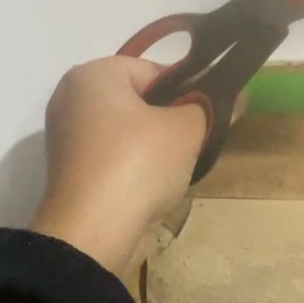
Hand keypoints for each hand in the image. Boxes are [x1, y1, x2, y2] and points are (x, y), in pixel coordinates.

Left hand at [28, 55, 207, 273]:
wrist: (94, 232)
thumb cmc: (138, 164)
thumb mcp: (186, 130)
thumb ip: (212, 108)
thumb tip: (236, 97)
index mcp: (93, 74)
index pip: (154, 70)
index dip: (188, 91)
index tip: (209, 116)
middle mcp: (71, 98)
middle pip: (139, 101)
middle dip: (170, 121)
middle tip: (196, 143)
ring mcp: (66, 138)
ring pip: (126, 133)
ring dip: (154, 148)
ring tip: (178, 169)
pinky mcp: (70, 172)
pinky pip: (113, 159)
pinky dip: (134, 168)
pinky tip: (154, 187)